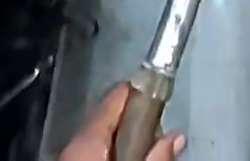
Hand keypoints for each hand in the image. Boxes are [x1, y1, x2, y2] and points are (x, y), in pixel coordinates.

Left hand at [59, 83, 185, 160]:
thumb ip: (156, 156)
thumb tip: (177, 135)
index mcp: (86, 139)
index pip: (119, 95)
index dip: (144, 94)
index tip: (163, 103)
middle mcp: (72, 146)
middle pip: (112, 120)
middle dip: (138, 127)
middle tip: (160, 141)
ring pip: (103, 143)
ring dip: (126, 146)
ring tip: (147, 156)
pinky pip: (93, 158)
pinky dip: (113, 157)